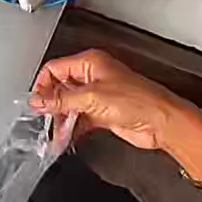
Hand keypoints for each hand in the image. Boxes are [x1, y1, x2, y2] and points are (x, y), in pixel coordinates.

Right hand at [30, 49, 201, 151]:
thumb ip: (61, 100)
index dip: (43, 85)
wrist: (165, 124)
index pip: (54, 69)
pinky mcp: (102, 113)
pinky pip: (78, 118)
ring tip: (53, 131)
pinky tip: (64, 138)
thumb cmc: (140, 102)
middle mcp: (92, 77)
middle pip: (60, 87)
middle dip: (51, 103)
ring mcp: (97, 95)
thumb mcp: (92, 98)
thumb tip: (37, 100)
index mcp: (89, 63)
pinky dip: (71, 128)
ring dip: (60, 118)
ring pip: (68, 105)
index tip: (37, 101)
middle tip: (43, 117)